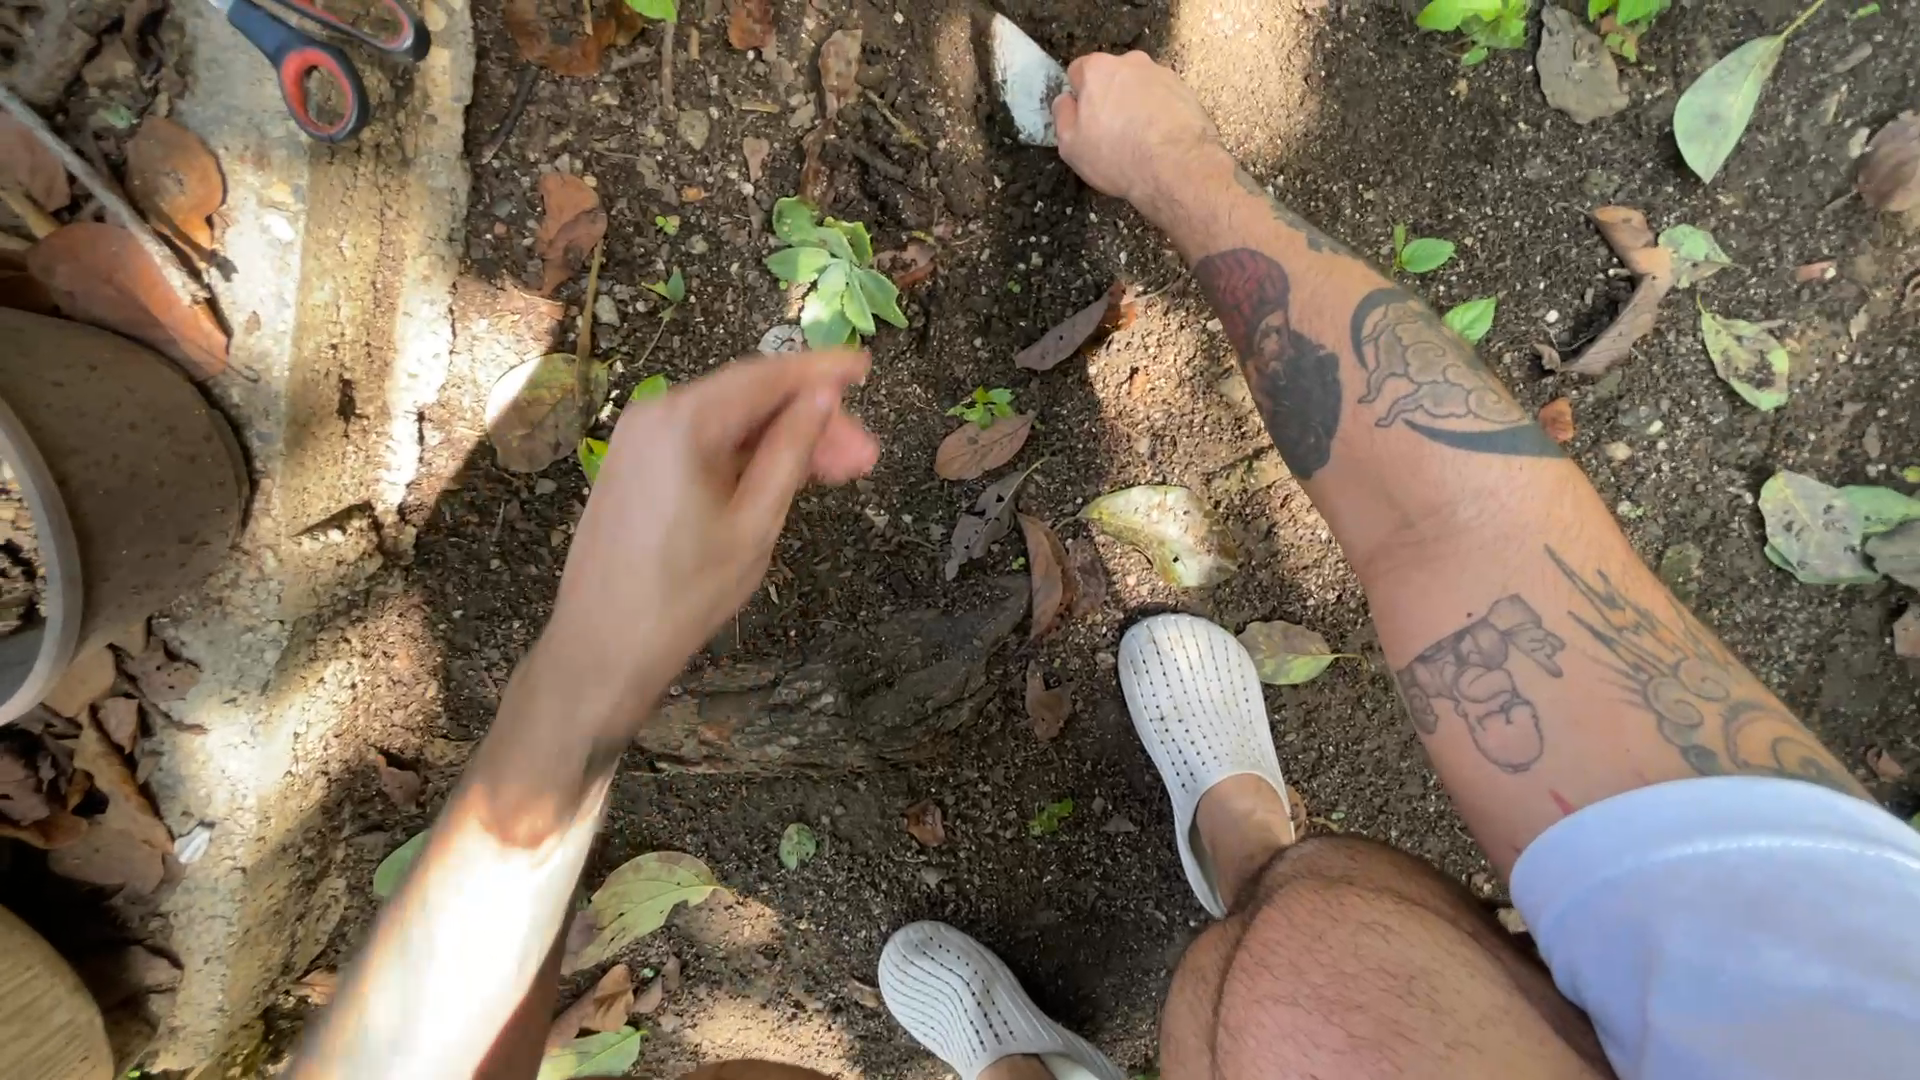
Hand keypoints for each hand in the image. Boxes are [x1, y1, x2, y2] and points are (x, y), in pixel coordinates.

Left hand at [542, 350, 876, 720]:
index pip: (767, 377)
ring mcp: (641, 439)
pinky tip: (785, 477)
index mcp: (684, 422)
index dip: (822, 371)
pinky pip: (706, 443)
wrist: (603, 648)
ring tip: (838, 473)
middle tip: (864, 458)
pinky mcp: (637, 464)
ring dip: (785, 441)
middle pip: (751, 399)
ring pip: (732, 423)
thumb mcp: (755, 523)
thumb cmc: (685, 594)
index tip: (865, 367)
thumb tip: (823, 396)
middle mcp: (656, 415)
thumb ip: (791, 450)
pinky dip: (749, 455)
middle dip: (812, 422)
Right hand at [1052, 51, 1224, 218]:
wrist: (1174, 164)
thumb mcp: (1070, 145)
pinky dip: (1155, 116)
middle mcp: (1129, 62)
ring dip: (1133, 109)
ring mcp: (1158, 73)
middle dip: (1107, 101)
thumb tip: (1065, 102)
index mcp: (1097, 70)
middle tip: (1108, 137)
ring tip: (1135, 144)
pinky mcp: (1181, 89)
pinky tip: (1155, 142)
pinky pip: (1160, 100)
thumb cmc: (1118, 155)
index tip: (1082, 121)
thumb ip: (1062, 116)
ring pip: (1137, 89)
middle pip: (1110, 79)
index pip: (1078, 72)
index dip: (1078, 98)